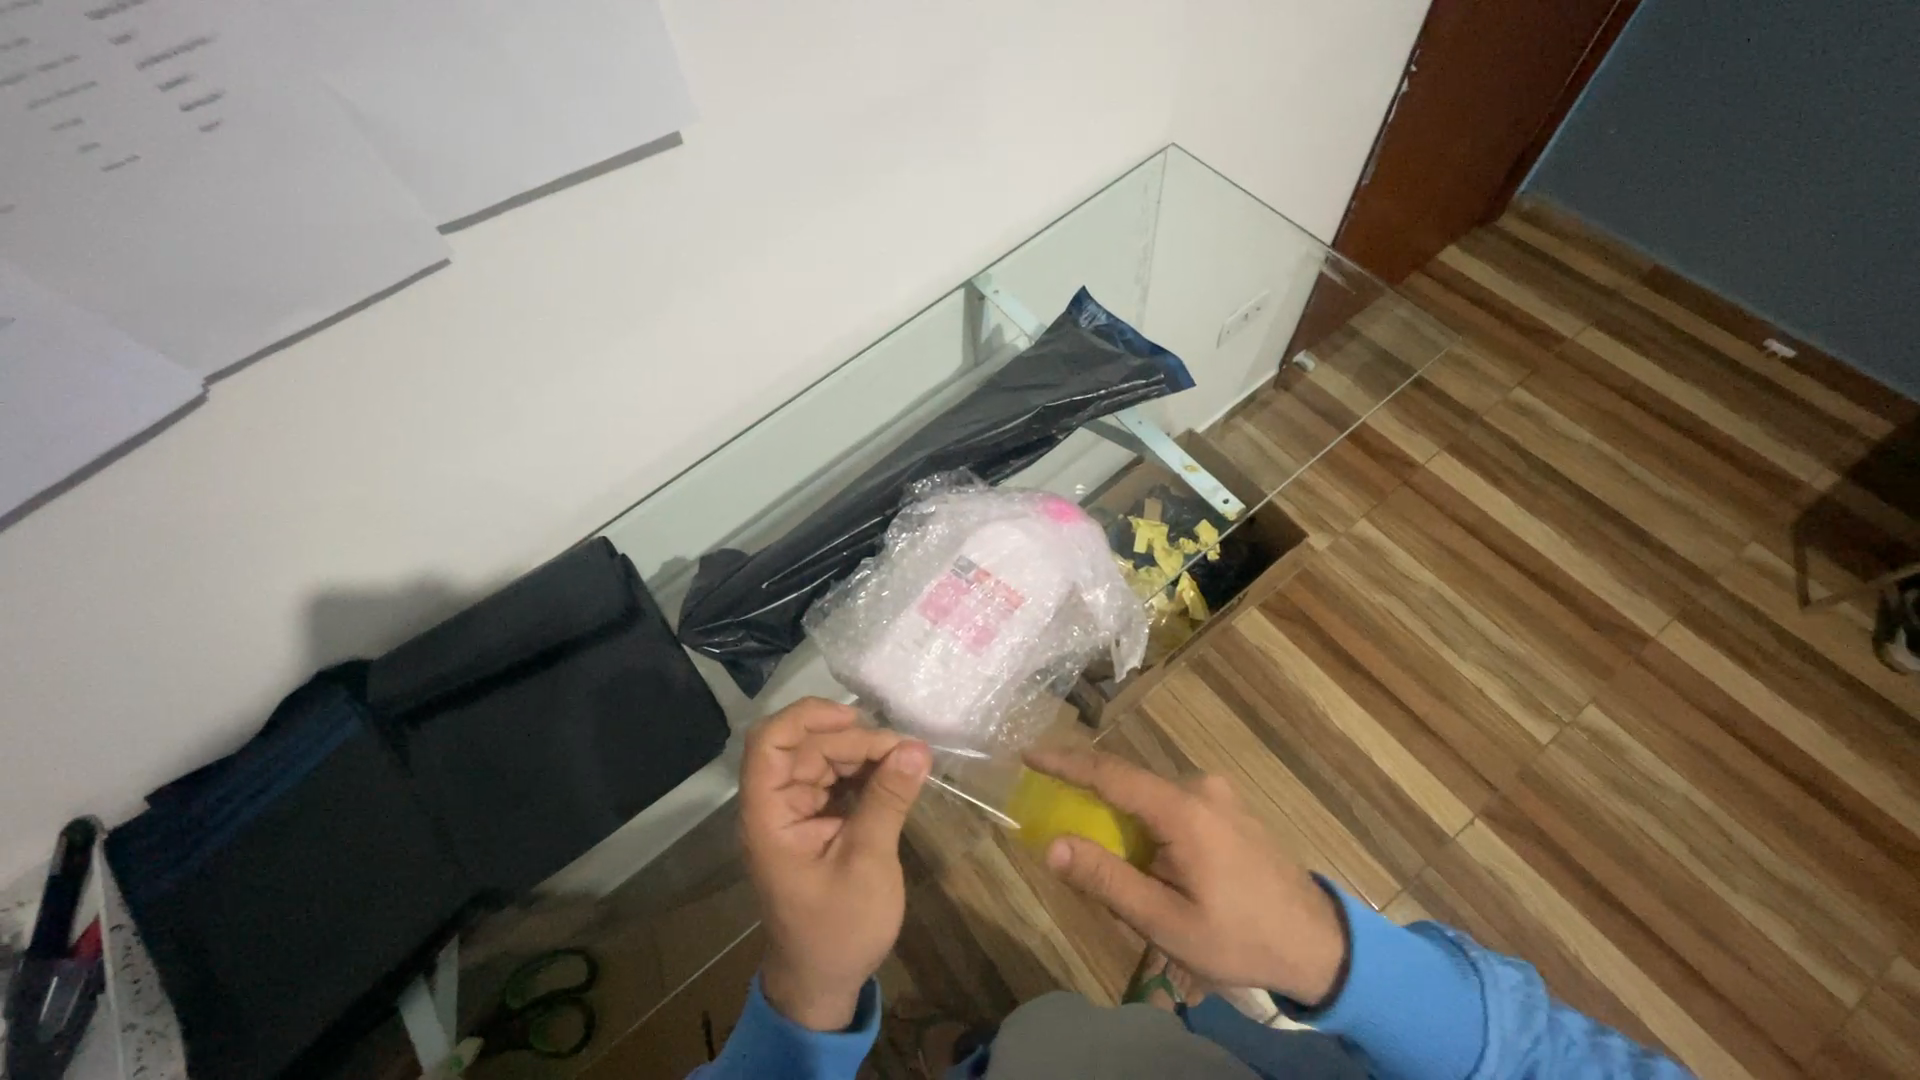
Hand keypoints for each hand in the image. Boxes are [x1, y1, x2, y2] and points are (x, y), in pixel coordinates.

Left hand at [739, 698, 931, 1030]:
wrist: (822, 984)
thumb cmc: (838, 931)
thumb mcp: (867, 863)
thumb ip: (887, 801)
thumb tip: (917, 748)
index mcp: (769, 816)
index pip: (769, 743)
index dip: (807, 717)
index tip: (855, 716)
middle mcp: (776, 806)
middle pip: (805, 747)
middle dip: (853, 740)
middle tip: (905, 751)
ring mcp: (795, 814)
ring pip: (823, 760)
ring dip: (863, 754)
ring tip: (907, 760)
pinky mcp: (816, 823)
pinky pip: (836, 781)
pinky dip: (865, 773)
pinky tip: (895, 776)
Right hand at [1027, 747, 1346, 1006]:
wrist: (1320, 944)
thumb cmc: (1240, 937)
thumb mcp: (1166, 922)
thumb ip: (1107, 880)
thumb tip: (1053, 845)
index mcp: (1183, 810)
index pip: (1111, 774)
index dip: (1065, 762)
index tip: (1028, 754)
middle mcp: (1200, 788)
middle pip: (1129, 788)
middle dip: (1096, 812)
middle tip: (1080, 855)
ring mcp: (1219, 795)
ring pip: (1151, 801)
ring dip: (1128, 829)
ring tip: (1134, 885)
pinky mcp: (1229, 809)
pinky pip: (1173, 809)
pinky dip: (1151, 831)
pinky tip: (1162, 875)